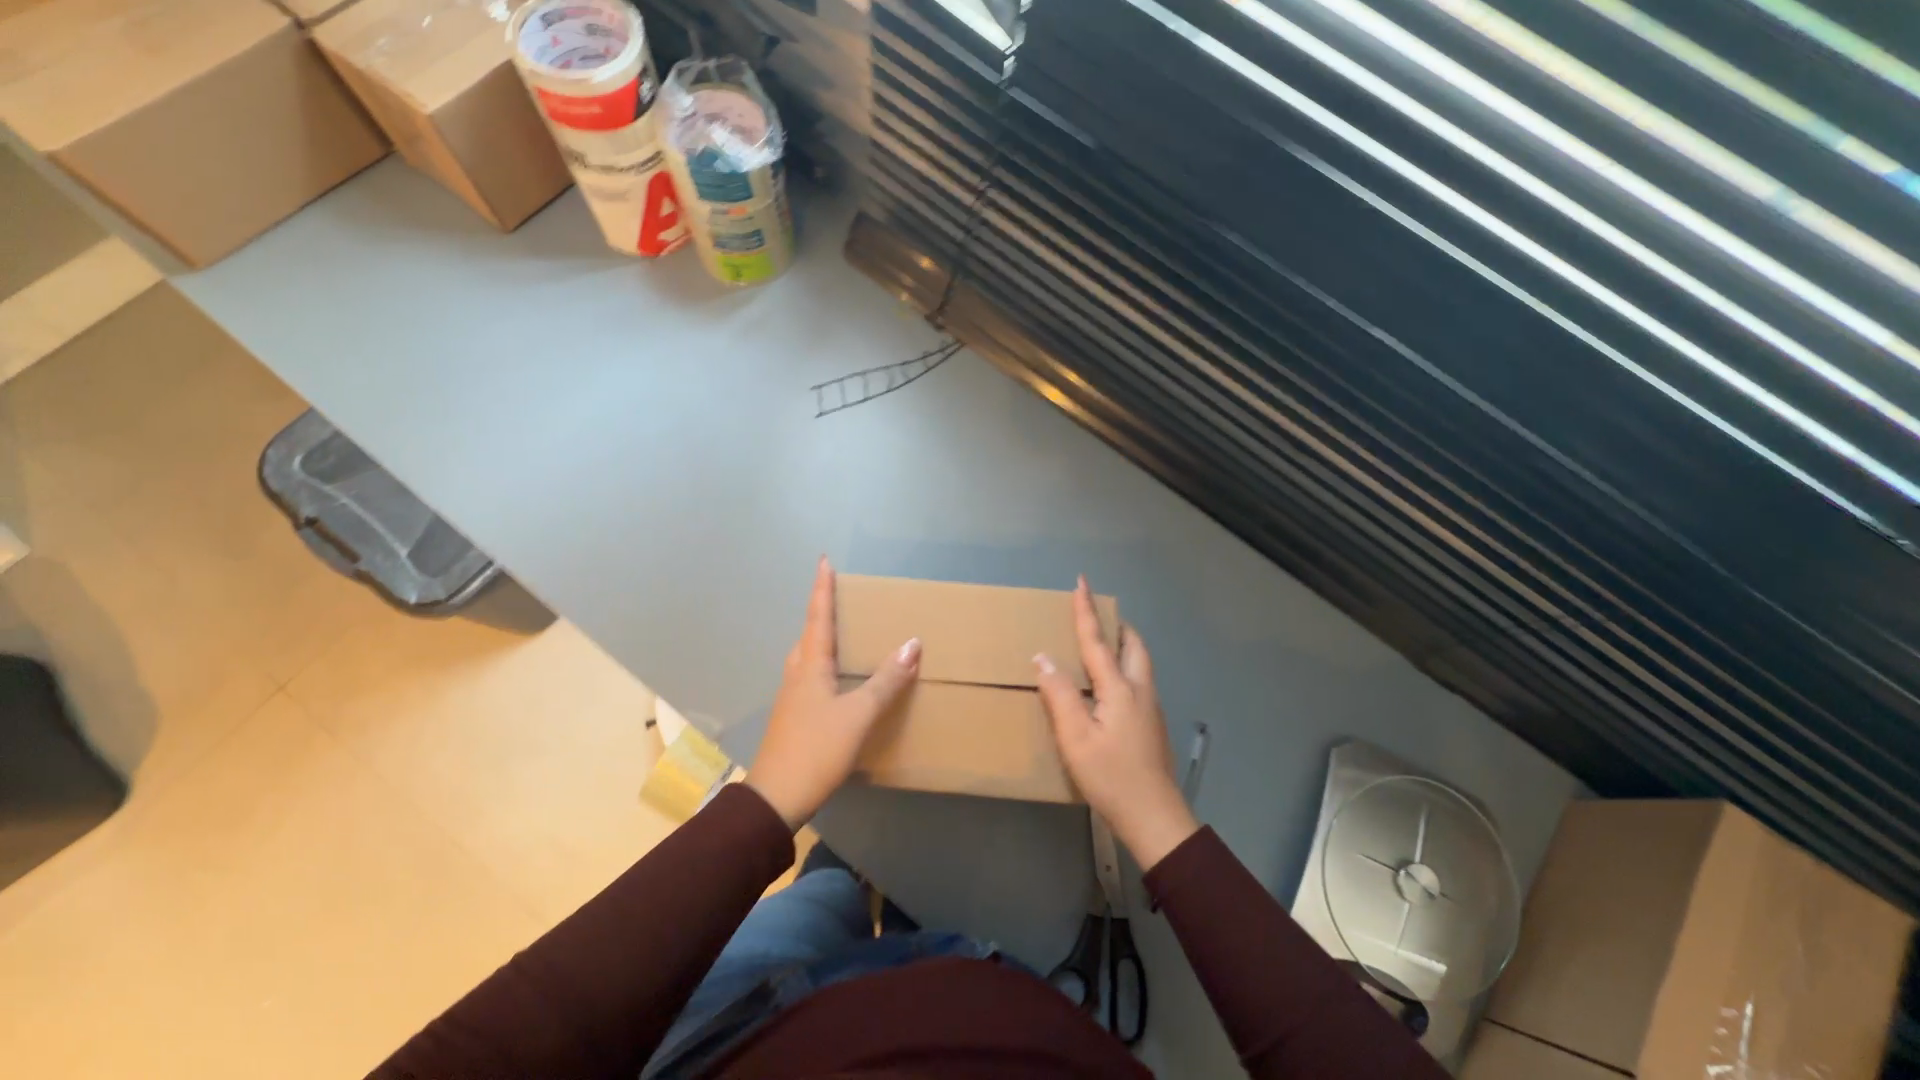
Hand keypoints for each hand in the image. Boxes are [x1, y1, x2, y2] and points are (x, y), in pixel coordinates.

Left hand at [748, 557, 921, 829]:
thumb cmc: (817, 750)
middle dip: (821, 613)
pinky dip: (824, 668)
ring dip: (821, 641)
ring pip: (807, 658)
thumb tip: (912, 643)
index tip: (823, 561)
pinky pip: (810, 680)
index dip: (822, 589)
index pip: (818, 617)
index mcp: (810, 666)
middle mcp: (797, 675)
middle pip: (808, 635)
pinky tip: (836, 682)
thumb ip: (885, 682)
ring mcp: (791, 698)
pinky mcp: (793, 719)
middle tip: (838, 597)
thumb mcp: (858, 716)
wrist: (776, 798)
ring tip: (841, 635)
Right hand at [1034, 577, 1199, 870]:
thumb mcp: (1075, 738)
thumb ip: (1059, 695)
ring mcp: (1150, 709)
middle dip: (1116, 626)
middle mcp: (1140, 691)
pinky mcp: (1151, 726)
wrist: (1153, 815)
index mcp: (1119, 689)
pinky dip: (1124, 667)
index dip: (1086, 612)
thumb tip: (1044, 657)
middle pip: (1133, 646)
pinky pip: (1138, 681)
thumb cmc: (1110, 777)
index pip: (1098, 641)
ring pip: (1140, 663)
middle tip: (1098, 615)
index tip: (1081, 582)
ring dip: (1122, 646)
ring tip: (1103, 644)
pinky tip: (1109, 686)